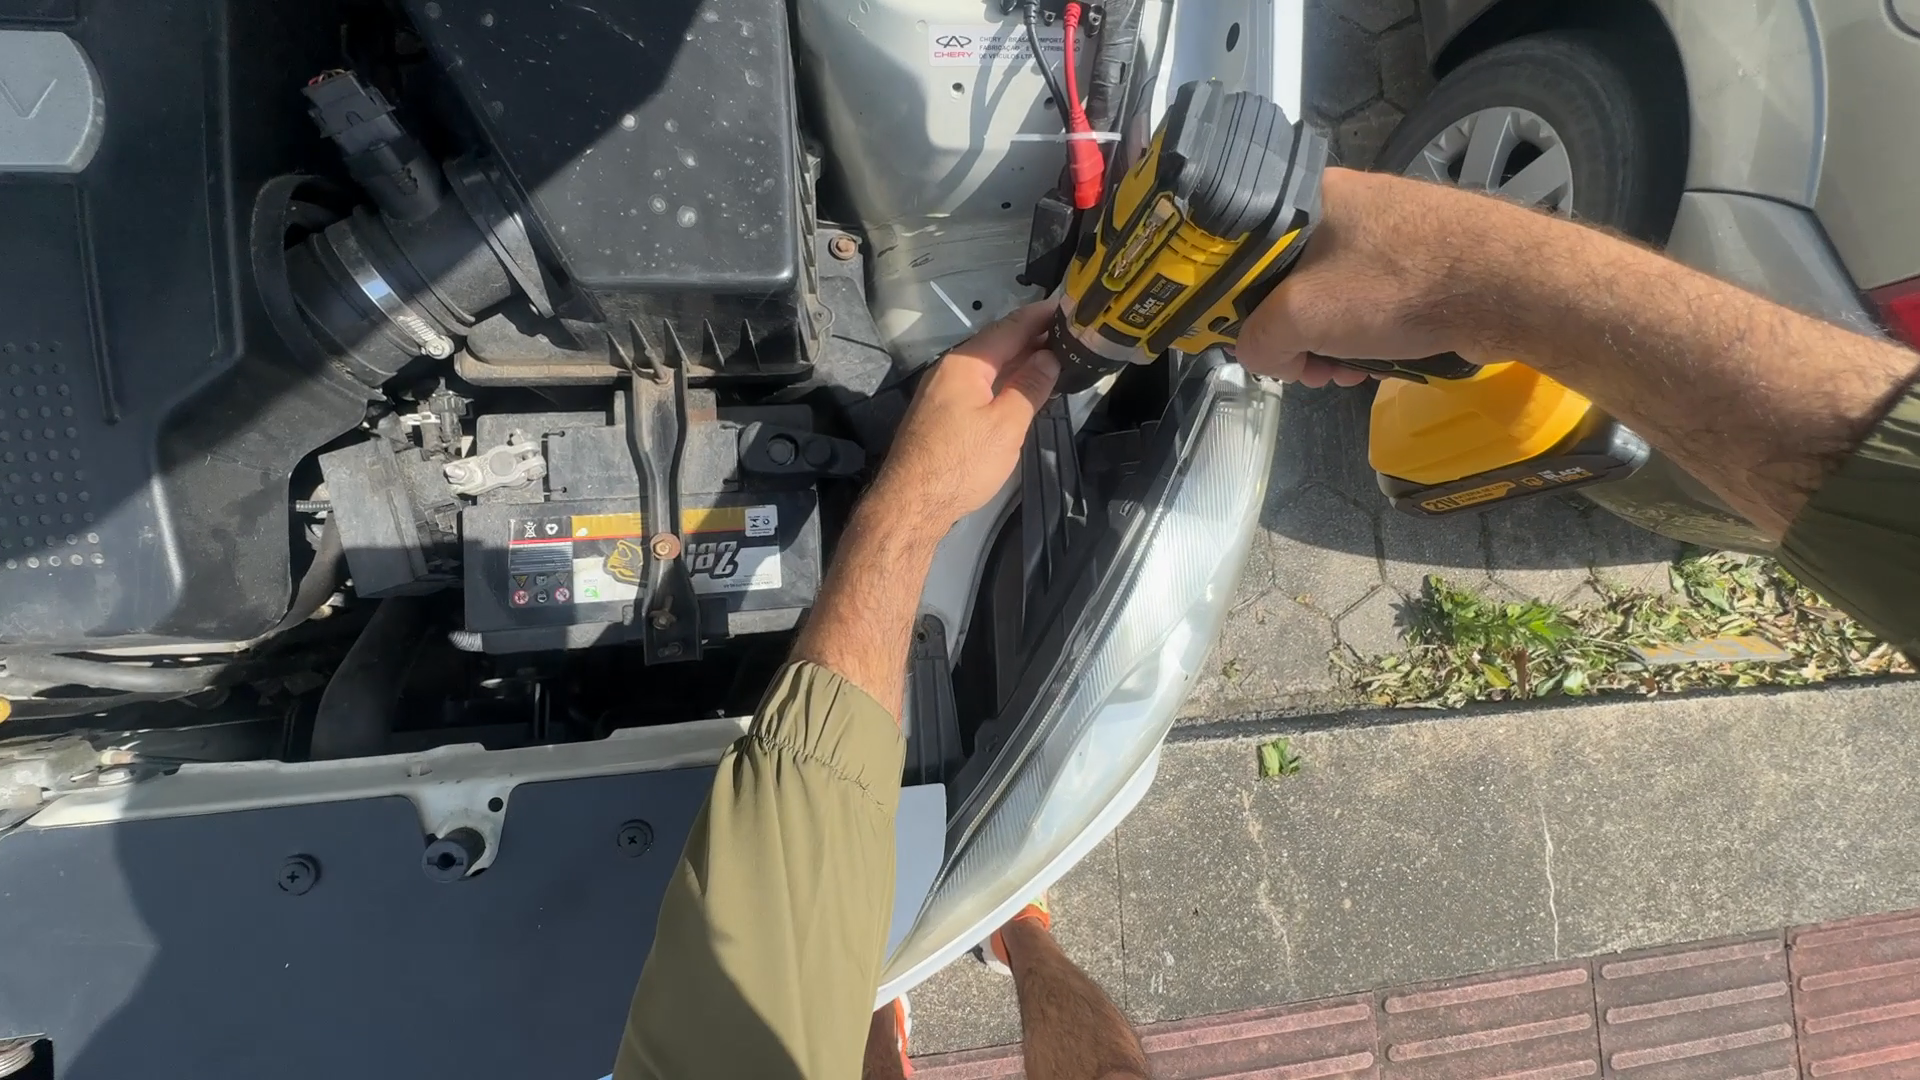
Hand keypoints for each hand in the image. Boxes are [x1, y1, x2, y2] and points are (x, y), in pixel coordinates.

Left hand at [872, 302, 1060, 530]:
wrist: (912, 505)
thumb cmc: (959, 465)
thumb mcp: (1006, 425)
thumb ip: (1030, 387)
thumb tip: (1049, 359)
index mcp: (966, 364)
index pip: (1009, 328)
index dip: (1040, 316)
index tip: (1067, 306)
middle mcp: (949, 371)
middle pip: (996, 345)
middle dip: (1032, 339)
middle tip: (1068, 336)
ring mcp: (941, 394)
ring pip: (987, 369)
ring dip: (1018, 363)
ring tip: (1052, 361)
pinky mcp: (939, 416)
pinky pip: (977, 388)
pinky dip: (1002, 384)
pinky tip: (1019, 393)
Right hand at [1237, 168, 1502, 386]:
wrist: (1509, 285)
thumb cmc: (1394, 288)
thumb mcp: (1299, 319)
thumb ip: (1257, 342)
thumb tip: (1262, 357)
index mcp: (1303, 200)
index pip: (1243, 260)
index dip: (1240, 310)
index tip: (1259, 344)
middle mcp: (1341, 204)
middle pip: (1284, 284)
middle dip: (1292, 337)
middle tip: (1310, 368)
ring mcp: (1383, 227)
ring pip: (1326, 297)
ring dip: (1327, 344)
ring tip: (1347, 370)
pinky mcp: (1416, 251)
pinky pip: (1364, 298)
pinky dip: (1360, 334)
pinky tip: (1373, 358)